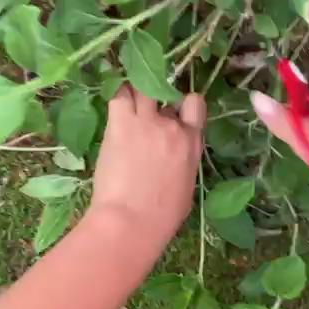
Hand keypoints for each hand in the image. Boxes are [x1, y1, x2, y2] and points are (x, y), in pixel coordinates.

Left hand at [87, 87, 205, 238]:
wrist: (133, 220)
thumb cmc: (162, 216)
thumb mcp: (185, 187)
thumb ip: (183, 163)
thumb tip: (175, 158)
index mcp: (192, 143)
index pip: (195, 104)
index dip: (182, 103)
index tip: (172, 111)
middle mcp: (173, 127)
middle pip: (166, 95)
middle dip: (156, 98)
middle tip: (143, 109)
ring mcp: (147, 121)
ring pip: (140, 89)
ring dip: (134, 92)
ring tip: (125, 101)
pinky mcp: (121, 123)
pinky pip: (118, 96)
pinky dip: (117, 95)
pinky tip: (113, 103)